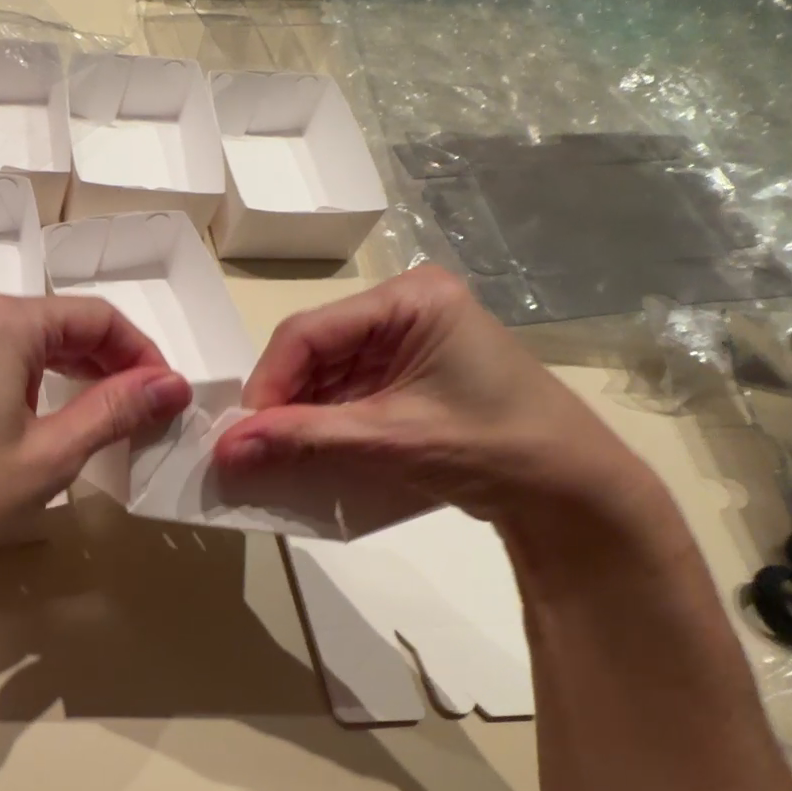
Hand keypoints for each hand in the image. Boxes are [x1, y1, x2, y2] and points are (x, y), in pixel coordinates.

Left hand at [0, 295, 190, 604]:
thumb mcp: (51, 455)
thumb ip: (114, 410)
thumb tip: (173, 384)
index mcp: (1, 323)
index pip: (94, 317)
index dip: (141, 352)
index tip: (167, 393)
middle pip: (57, 323)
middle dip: (107, 361)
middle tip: (143, 408)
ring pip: (22, 343)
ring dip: (68, 371)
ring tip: (103, 415)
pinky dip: (27, 382)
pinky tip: (42, 417)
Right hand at [213, 267, 651, 523]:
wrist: (568, 491)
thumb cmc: (490, 447)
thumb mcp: (386, 440)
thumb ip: (300, 438)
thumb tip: (223, 451)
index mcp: (409, 299)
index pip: (307, 332)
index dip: (267, 383)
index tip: (243, 435)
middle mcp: (402, 308)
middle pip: (309, 350)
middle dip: (279, 402)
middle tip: (253, 450)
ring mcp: (402, 340)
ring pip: (317, 373)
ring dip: (294, 415)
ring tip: (273, 456)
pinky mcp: (402, 373)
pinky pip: (339, 390)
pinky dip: (316, 423)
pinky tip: (303, 452)